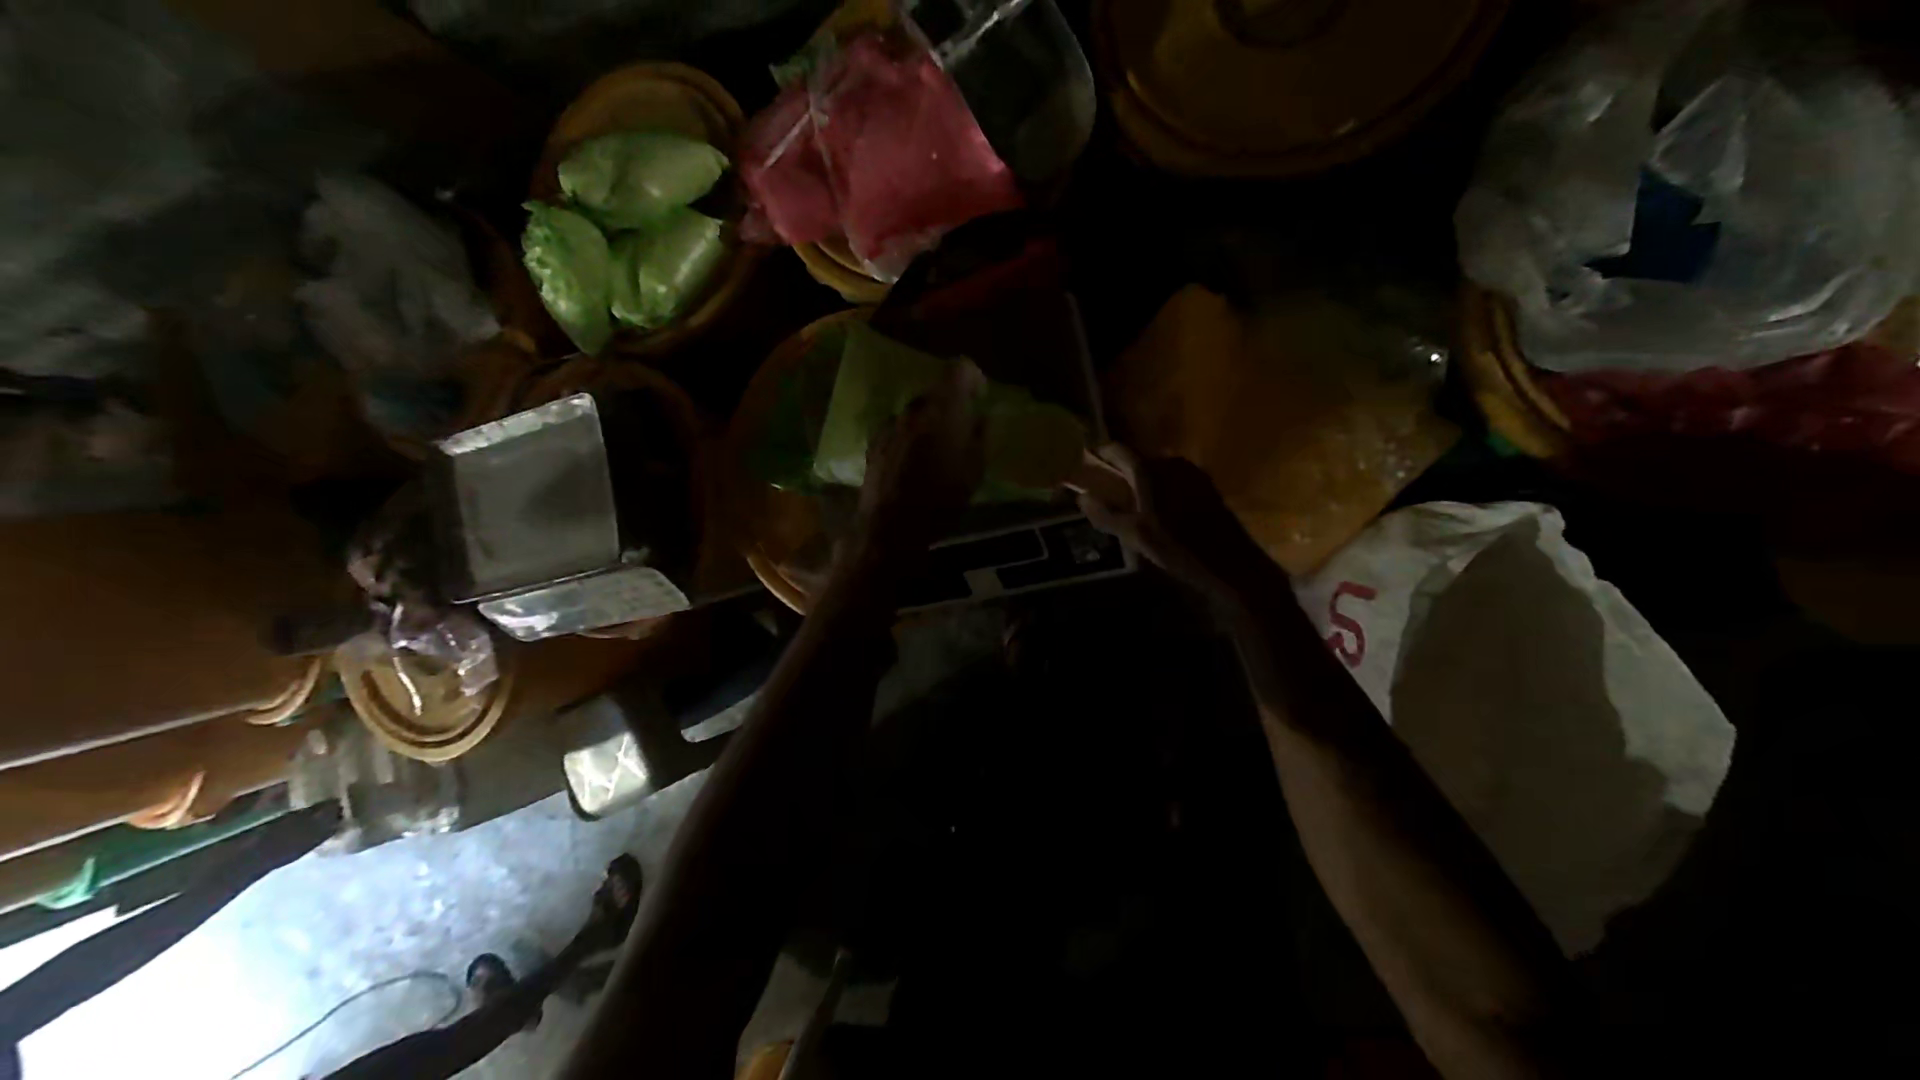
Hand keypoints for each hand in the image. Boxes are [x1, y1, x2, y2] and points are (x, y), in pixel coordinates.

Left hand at [843, 359, 987, 577]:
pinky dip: (909, 439)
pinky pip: (898, 431)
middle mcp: (914, 408)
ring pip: (915, 413)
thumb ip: (980, 437)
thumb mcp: (975, 470)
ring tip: (935, 453)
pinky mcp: (874, 443)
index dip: (973, 378)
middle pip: (935, 393)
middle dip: (950, 406)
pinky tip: (913, 466)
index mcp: (943, 409)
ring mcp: (890, 425)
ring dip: (927, 424)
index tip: (980, 397)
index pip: (959, 368)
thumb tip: (981, 418)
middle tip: (961, 432)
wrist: (892, 526)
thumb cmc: (942, 498)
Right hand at [1076, 444, 1275, 601]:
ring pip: (1156, 471)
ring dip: (1141, 483)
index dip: (1099, 455)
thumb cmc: (1177, 548)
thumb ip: (1105, 514)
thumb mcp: (1134, 535)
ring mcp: (1192, 472)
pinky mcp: (1206, 485)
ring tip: (1132, 508)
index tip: (1086, 466)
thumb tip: (1082, 497)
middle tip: (1107, 494)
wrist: (1230, 564)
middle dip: (1120, 474)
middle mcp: (1170, 462)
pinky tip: (1159, 513)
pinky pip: (1174, 480)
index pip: (1117, 449)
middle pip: (1137, 460)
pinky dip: (1161, 490)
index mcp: (1149, 470)